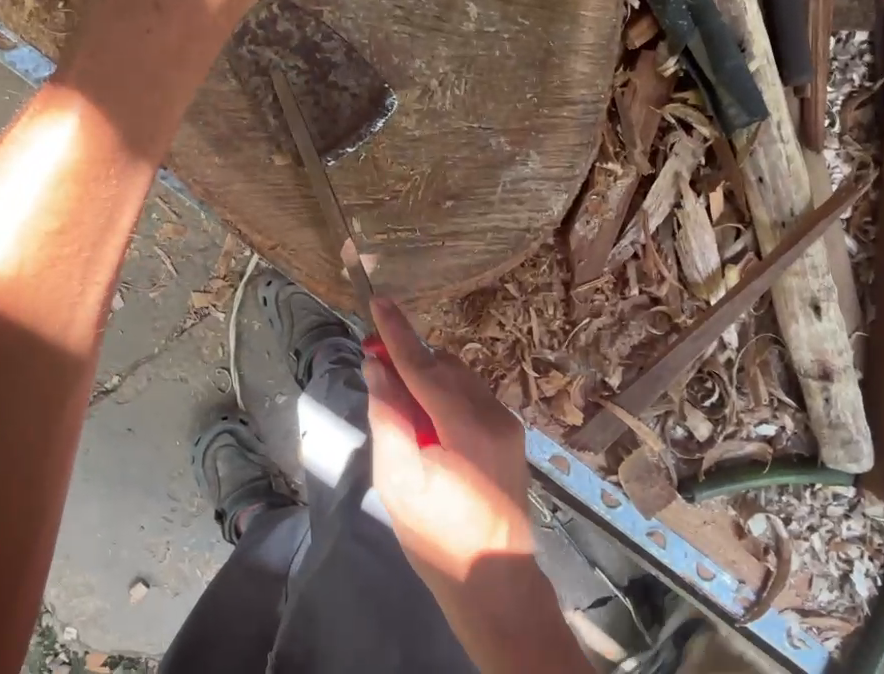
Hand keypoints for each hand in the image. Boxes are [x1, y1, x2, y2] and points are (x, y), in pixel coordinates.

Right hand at [364, 297, 535, 586]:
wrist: (496, 584)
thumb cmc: (438, 538)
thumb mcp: (398, 482)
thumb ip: (388, 417)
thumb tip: (378, 368)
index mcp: (466, 424)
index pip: (423, 364)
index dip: (396, 332)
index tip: (378, 299)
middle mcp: (493, 414)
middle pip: (443, 366)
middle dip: (408, 358)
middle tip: (373, 366)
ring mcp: (506, 425)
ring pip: (459, 378)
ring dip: (426, 377)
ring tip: (398, 404)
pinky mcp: (510, 437)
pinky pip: (471, 396)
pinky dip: (443, 394)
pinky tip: (426, 423)